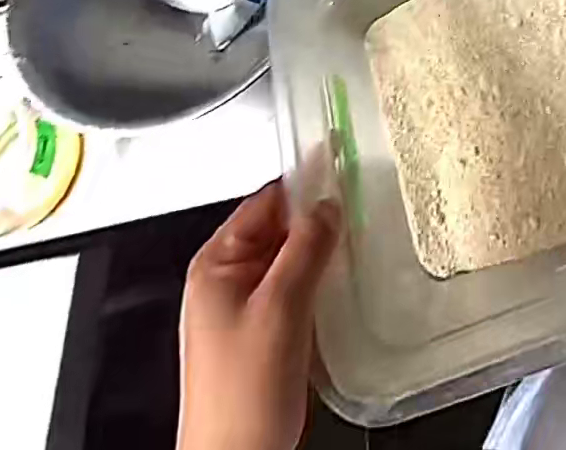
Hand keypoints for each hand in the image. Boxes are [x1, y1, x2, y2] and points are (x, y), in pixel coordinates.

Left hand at [178, 184, 340, 449]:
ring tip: (348, 244)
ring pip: (284, 261)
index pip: (261, 203)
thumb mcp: (280, 309)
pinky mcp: (258, 331)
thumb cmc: (242, 396)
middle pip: (274, 230)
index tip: (331, 169)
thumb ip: (304, 251)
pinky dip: (311, 282)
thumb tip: (326, 208)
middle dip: (310, 222)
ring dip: (313, 254)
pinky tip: (333, 286)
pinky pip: (288, 290)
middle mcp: (224, 279)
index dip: (298, 186)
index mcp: (215, 263)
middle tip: (350, 211)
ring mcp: (240, 307)